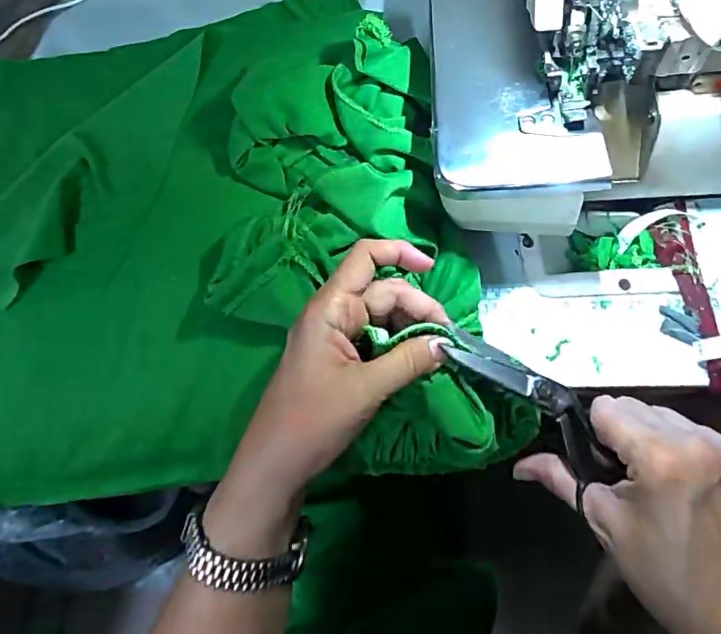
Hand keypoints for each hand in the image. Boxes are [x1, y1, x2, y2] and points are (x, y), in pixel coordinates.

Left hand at [204, 239, 450, 557]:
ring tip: (437, 350)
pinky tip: (419, 359)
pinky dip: (400, 344)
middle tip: (446, 337)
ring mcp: (336, 334)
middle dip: (417, 306)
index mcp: (330, 307)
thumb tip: (445, 343)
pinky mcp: (341, 356)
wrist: (273, 468)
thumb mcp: (365, 389)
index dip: (399, 252)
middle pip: (383, 290)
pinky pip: (377, 337)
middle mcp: (333, 312)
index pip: (364, 257)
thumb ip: (408, 361)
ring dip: (411, 327)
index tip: (431, 267)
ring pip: (384, 315)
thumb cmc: (311, 421)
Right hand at [515, 397, 720, 633]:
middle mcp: (696, 439)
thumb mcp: (608, 527)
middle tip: (627, 476)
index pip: (608, 407)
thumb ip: (564, 481)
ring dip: (653, 436)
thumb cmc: (666, 574)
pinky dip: (683, 446)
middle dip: (624, 433)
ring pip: (666, 414)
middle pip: (637, 406)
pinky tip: (686, 480)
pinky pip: (696, 429)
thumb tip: (523, 464)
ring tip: (658, 479)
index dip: (597, 433)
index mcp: (661, 456)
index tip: (603, 463)